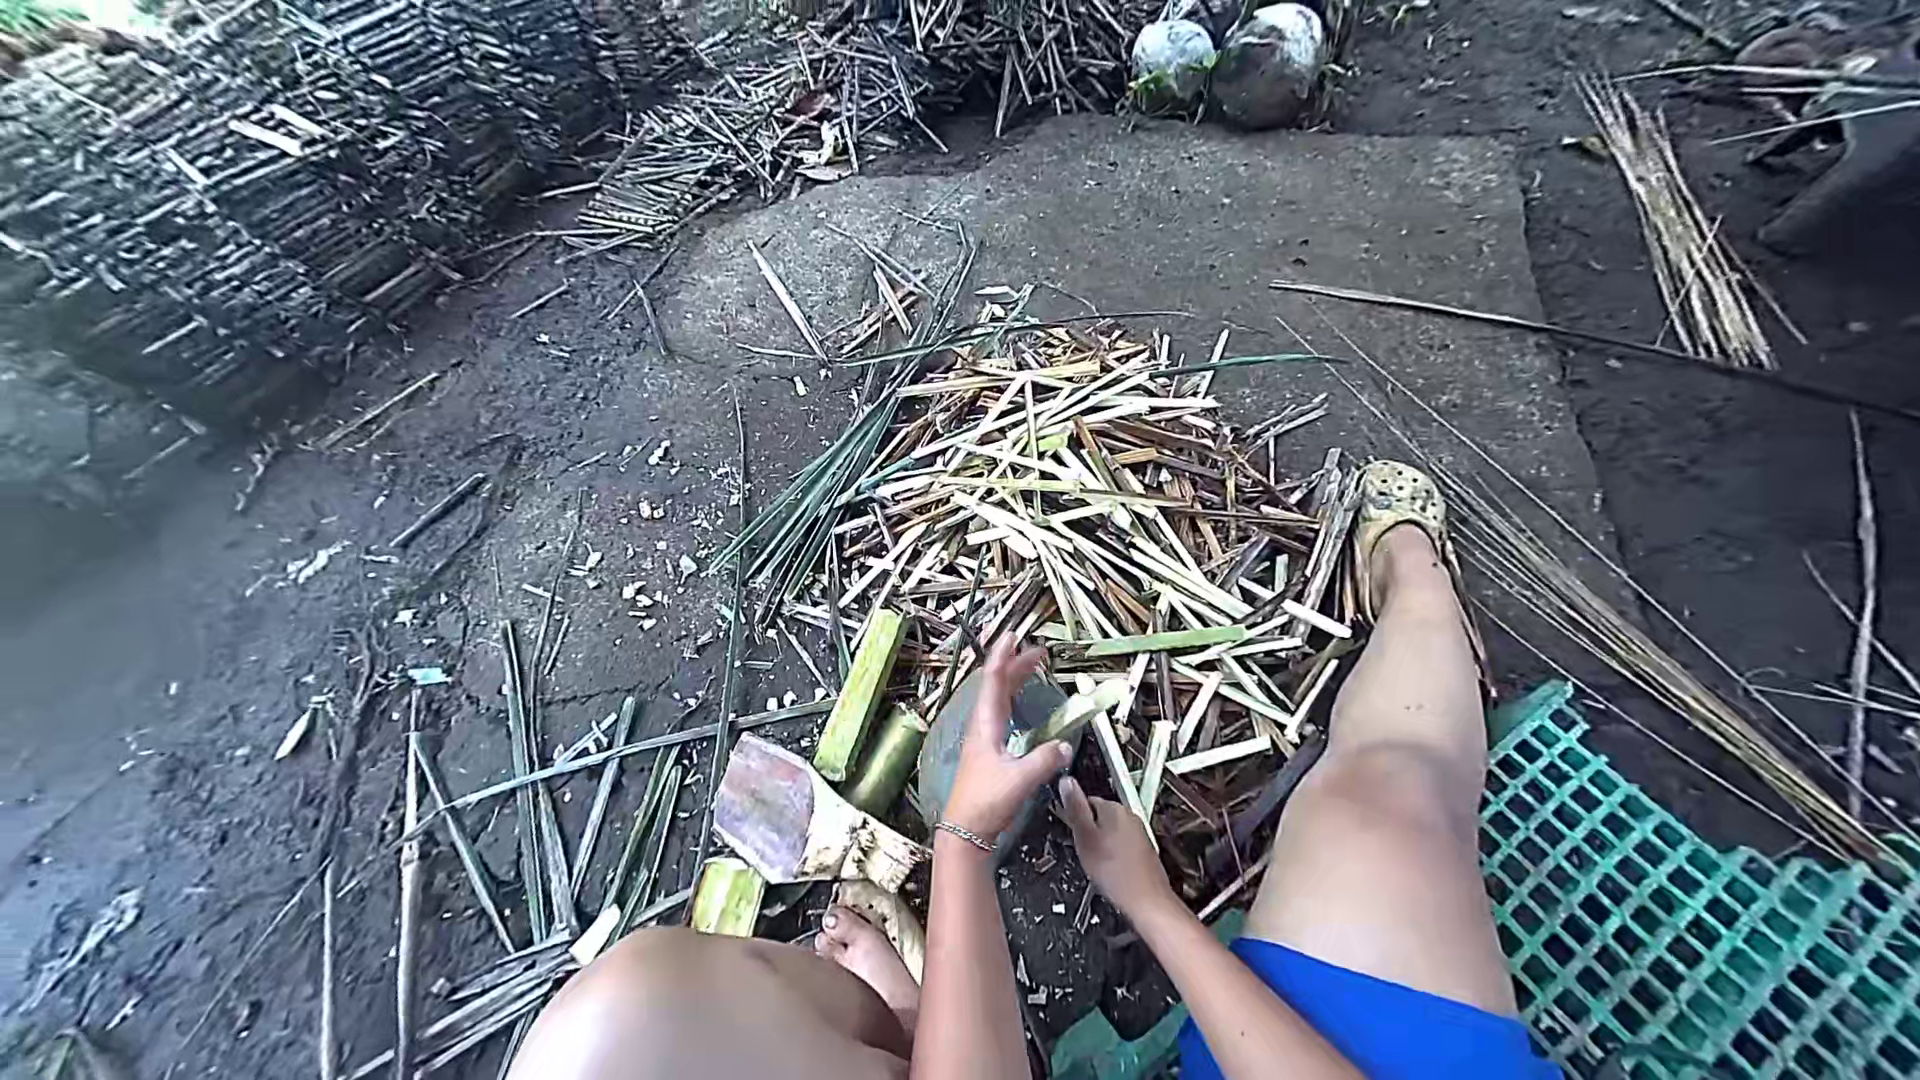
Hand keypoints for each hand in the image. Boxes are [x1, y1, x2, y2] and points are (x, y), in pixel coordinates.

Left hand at [941, 635, 1073, 839]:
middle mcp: (983, 725)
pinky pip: (1004, 713)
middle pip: (999, 685)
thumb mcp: (1019, 780)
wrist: (965, 831)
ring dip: (1016, 680)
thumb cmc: (984, 803)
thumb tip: (1065, 745)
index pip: (993, 680)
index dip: (1003, 655)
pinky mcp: (989, 750)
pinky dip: (1016, 700)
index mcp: (986, 724)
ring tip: (1033, 668)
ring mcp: (984, 737)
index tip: (1013, 636)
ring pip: (1001, 698)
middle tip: (1038, 651)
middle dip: (1017, 664)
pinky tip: (1024, 705)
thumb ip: (1044, 760)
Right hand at [1058, 776, 1176, 919]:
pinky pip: (1122, 845)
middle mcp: (1129, 815)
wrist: (1146, 901)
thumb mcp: (1084, 837)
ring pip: (1110, 831)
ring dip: (1102, 844)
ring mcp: (1139, 832)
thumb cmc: (1115, 872)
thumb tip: (1066, 782)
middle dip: (1089, 831)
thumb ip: (1075, 808)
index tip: (1074, 833)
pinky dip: (1115, 854)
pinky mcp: (1144, 849)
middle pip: (1099, 816)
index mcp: (1113, 808)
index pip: (1086, 800)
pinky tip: (1112, 869)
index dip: (1076, 818)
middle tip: (1085, 851)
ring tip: (1099, 863)